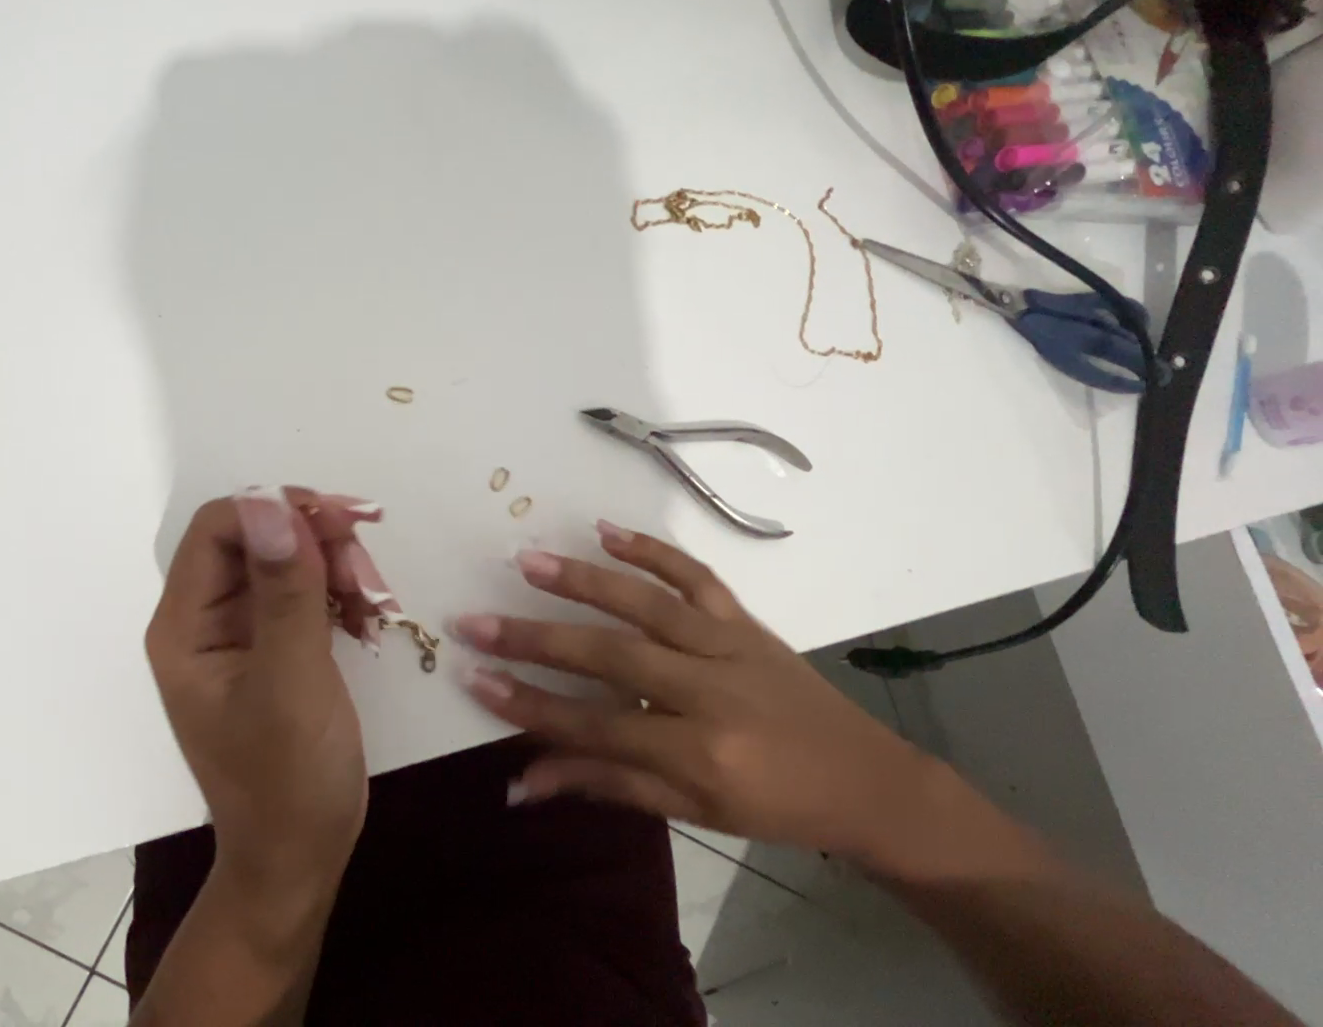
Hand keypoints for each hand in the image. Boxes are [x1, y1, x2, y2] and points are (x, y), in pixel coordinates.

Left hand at [145, 487, 384, 892]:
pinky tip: (370, 618)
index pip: (218, 527)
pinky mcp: (276, 645)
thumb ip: (285, 591)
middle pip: (256, 537)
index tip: (341, 525)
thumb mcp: (291, 682)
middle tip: (367, 571)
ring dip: (337, 565)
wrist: (301, 852)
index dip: (276, 511)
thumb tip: (271, 502)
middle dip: (316, 540)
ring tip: (374, 601)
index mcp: (186, 626)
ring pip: (287, 559)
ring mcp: (242, 632)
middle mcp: (206, 619)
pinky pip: (305, 591)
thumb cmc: (288, 779)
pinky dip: (342, 593)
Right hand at [451, 520, 1013, 876]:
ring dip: (583, 580)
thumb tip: (522, 783)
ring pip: (647, 605)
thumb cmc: (772, 807)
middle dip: (535, 639)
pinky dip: (652, 549)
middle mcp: (711, 691)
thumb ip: (604, 785)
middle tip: (475, 621)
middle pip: (610, 658)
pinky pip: (696, 576)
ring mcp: (730, 645)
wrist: (867, 780)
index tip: (475, 681)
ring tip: (527, 560)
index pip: (595, 727)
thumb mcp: (689, 812)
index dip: (531, 706)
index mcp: (698, 753)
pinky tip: (606, 529)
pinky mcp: (746, 620)